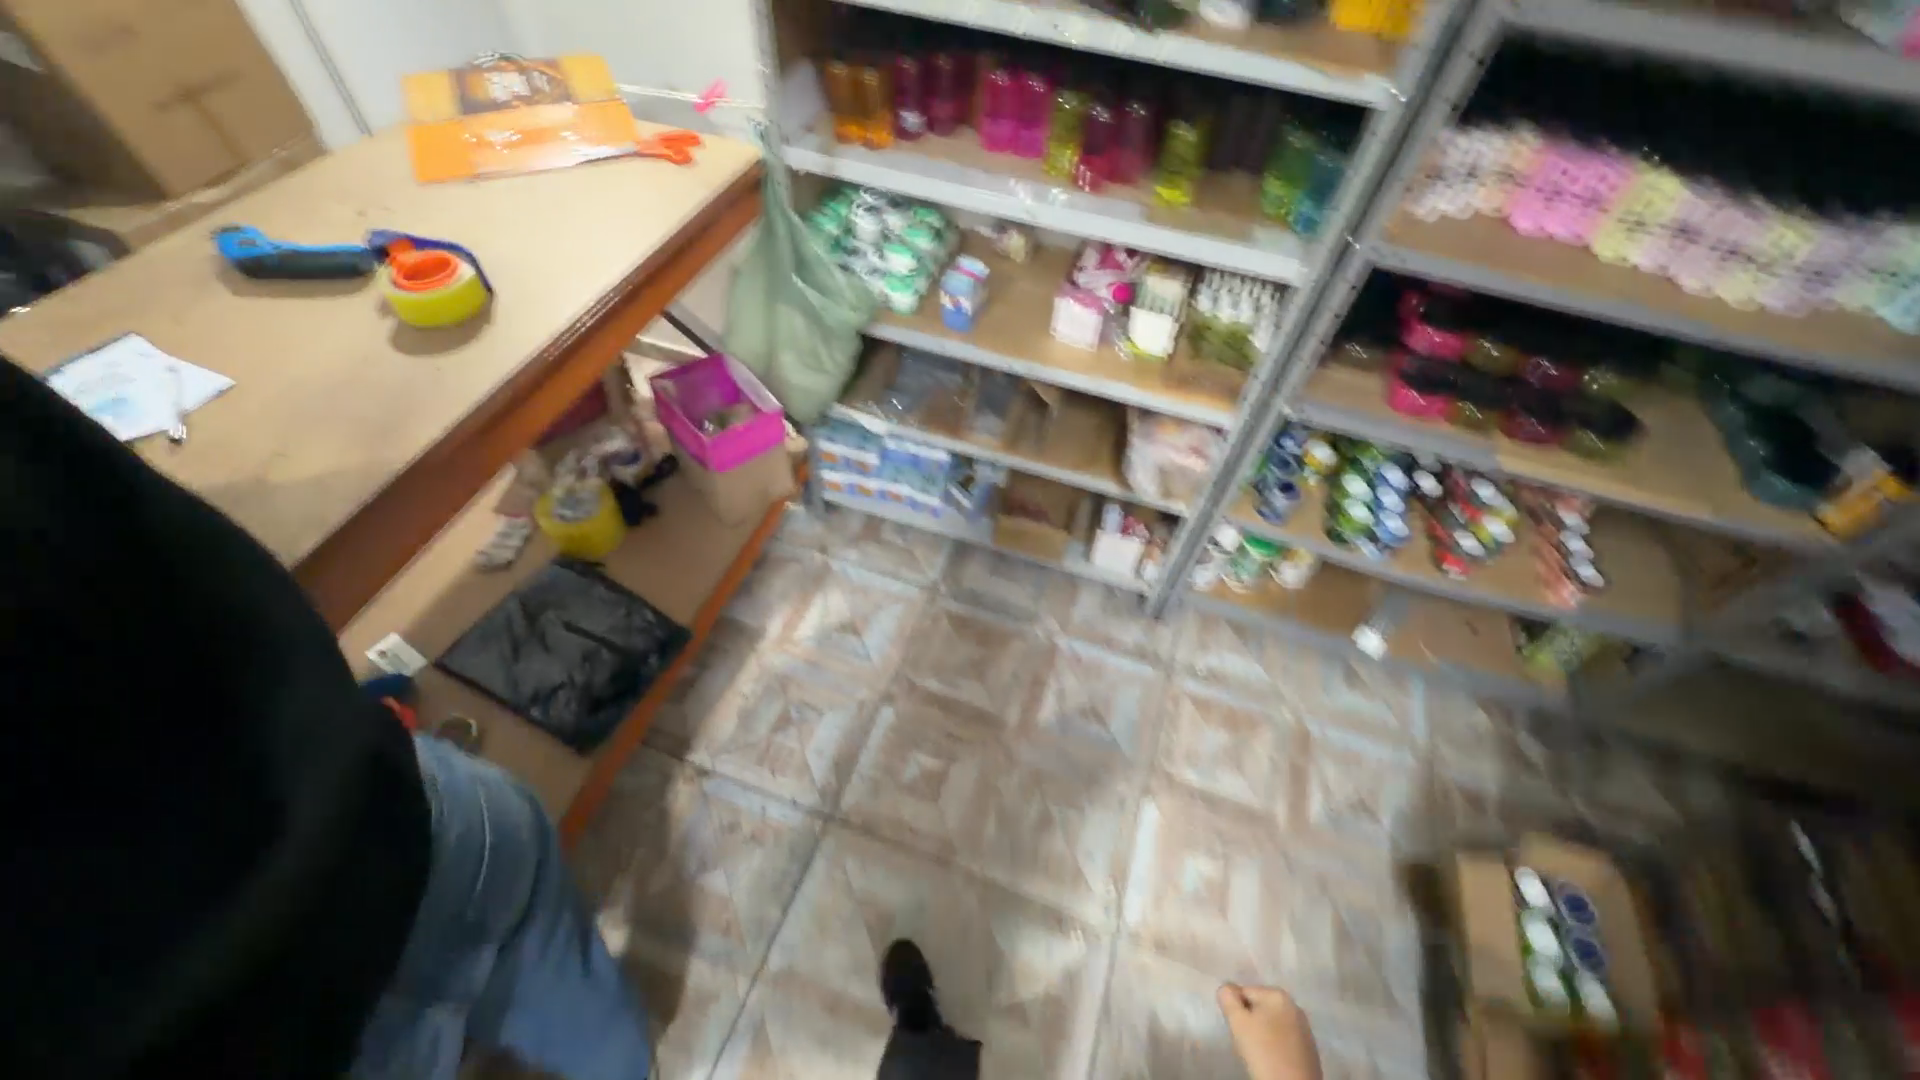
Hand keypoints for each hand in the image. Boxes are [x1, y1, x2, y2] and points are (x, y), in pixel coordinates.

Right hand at [1217, 984, 1321, 1079]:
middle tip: (1247, 1042)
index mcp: (1278, 995)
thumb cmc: (1263, 1052)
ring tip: (1260, 1053)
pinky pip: (1282, 1039)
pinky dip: (1274, 1046)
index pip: (1243, 992)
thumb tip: (1226, 988)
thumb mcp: (1238, 1022)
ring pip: (1270, 1024)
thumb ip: (1227, 998)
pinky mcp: (1308, 1048)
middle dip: (1249, 1022)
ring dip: (1261, 1034)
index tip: (1239, 1030)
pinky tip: (1273, 1060)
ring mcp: (1304, 1028)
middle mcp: (1294, 1006)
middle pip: (1258, 1007)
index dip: (1236, 1011)